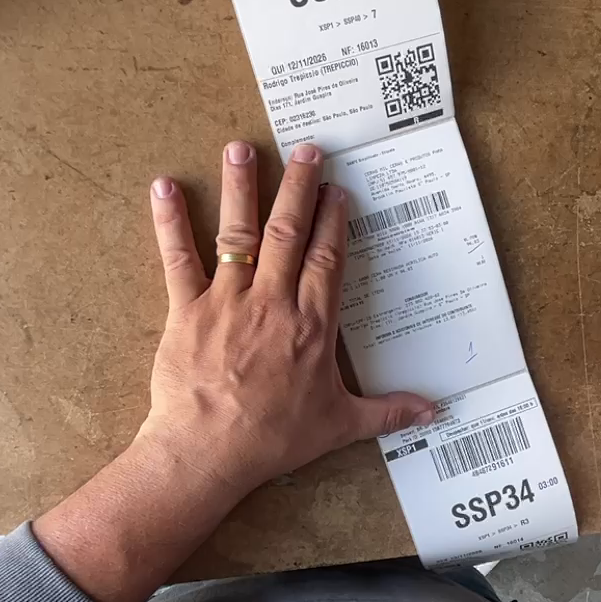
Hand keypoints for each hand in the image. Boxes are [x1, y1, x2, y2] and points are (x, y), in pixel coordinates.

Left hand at [33, 141, 433, 601]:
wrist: (211, 452)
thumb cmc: (276, 438)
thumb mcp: (341, 425)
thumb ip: (389, 411)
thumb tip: (435, 411)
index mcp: (312, 323)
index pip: (327, 258)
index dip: (332, 220)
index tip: (336, 190)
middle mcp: (273, 301)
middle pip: (289, 232)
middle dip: (298, 187)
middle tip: (305, 149)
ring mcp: (228, 301)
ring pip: (239, 234)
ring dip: (242, 189)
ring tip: (241, 149)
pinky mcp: (186, 310)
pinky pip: (178, 259)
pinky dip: (170, 222)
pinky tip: (165, 188)